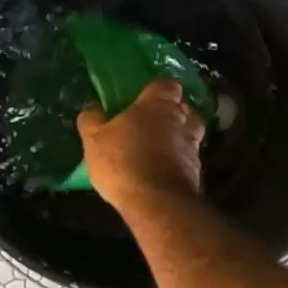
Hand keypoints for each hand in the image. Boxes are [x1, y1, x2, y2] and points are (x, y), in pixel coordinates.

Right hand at [76, 80, 205, 202]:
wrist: (157, 203)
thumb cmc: (122, 161)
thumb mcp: (93, 139)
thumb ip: (92, 119)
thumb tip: (91, 105)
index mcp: (157, 106)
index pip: (168, 84)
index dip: (157, 88)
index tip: (144, 95)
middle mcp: (181, 121)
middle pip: (185, 107)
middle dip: (173, 110)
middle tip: (153, 118)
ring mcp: (192, 147)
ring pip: (190, 132)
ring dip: (178, 135)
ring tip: (159, 144)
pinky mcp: (196, 172)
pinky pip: (188, 157)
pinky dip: (178, 158)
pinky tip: (162, 167)